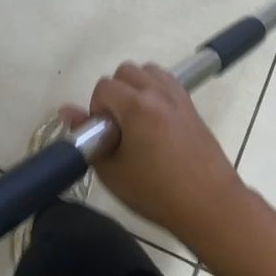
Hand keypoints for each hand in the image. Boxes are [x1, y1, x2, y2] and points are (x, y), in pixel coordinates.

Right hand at [61, 62, 250, 241]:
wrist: (209, 204)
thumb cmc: (156, 192)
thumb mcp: (112, 171)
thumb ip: (86, 137)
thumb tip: (66, 111)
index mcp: (137, 105)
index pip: (104, 86)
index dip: (97, 109)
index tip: (104, 136)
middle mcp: (158, 92)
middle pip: (125, 71)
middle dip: (114, 93)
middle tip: (118, 127)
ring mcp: (178, 96)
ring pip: (148, 71)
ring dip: (136, 87)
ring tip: (137, 121)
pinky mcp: (192, 106)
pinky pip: (168, 82)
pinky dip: (156, 90)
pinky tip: (155, 121)